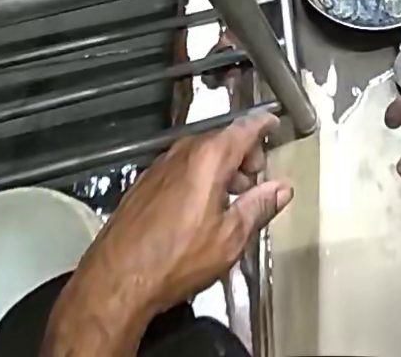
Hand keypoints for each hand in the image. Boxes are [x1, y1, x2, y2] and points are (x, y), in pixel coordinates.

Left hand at [46, 115, 292, 355]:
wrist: (120, 276)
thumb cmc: (174, 258)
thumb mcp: (230, 237)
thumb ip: (259, 206)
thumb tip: (281, 189)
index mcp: (210, 157)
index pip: (244, 127)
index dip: (263, 124)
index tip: (273, 123)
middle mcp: (185, 151)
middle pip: (225, 139)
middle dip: (245, 156)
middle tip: (257, 183)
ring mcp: (163, 163)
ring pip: (203, 153)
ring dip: (223, 168)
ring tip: (232, 200)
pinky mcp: (149, 179)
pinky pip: (184, 166)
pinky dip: (200, 176)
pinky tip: (202, 208)